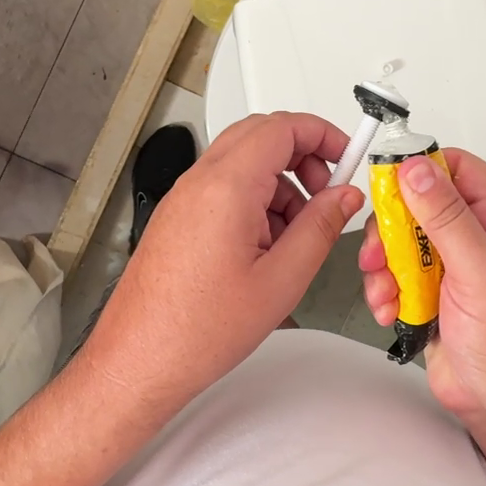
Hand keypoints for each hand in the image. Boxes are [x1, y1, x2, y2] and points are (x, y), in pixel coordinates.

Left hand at [77, 112, 363, 408]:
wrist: (139, 359)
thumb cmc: (195, 330)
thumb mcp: (281, 281)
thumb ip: (320, 229)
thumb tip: (344, 197)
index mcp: (226, 186)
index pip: (282, 127)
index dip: (323, 134)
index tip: (347, 155)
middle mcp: (200, 182)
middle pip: (261, 135)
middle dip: (303, 155)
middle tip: (327, 190)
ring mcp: (185, 197)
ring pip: (244, 162)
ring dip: (281, 183)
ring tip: (298, 233)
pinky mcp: (179, 216)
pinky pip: (225, 187)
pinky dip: (256, 201)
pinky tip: (268, 247)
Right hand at [358, 149, 485, 438]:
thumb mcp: (481, 273)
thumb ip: (447, 217)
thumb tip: (417, 168)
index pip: (459, 169)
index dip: (422, 170)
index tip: (388, 186)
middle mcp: (479, 237)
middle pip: (419, 203)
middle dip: (392, 228)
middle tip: (379, 252)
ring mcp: (453, 265)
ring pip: (401, 238)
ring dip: (384, 264)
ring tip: (385, 290)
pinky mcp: (431, 291)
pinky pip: (395, 272)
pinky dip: (384, 288)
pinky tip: (389, 309)